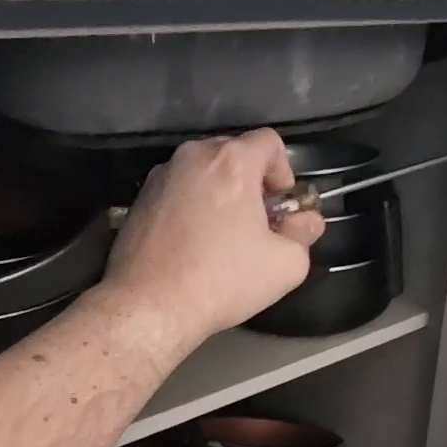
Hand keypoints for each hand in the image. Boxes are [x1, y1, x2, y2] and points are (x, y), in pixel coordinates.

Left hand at [99, 129, 324, 345]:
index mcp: (232, 162)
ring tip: (225, 238)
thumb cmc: (223, 280)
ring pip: (204, 173)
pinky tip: (196, 246)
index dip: (284, 171)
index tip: (281, 207)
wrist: (150, 305)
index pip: (270, 141)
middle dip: (253, 183)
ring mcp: (161, 176)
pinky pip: (180, 191)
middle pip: (235, 153)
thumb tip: (307, 222)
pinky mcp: (140, 199)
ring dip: (222, 195)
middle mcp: (192, 157)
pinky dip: (194, 208)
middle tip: (258, 224)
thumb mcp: (286, 265)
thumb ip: (304, 234)